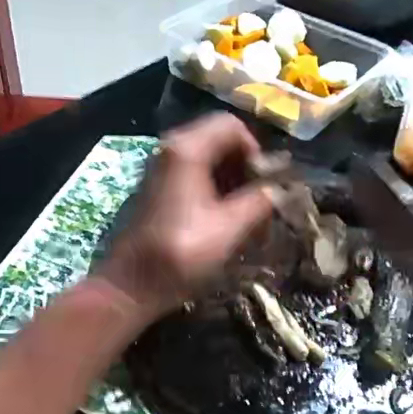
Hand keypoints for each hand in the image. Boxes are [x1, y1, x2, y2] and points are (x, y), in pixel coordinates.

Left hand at [93, 114, 275, 319]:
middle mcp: (172, 148)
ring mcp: (163, 167)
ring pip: (210, 157)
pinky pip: (196, 172)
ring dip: (233, 178)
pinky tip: (226, 217)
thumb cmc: (181, 255)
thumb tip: (281, 189)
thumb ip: (260, 201)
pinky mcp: (160, 187)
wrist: (131, 286)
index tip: (265, 184)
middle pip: (221, 139)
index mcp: (188, 150)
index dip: (256, 151)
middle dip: (246, 165)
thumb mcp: (230, 229)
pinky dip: (216, 187)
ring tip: (248, 211)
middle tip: (260, 198)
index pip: (233, 126)